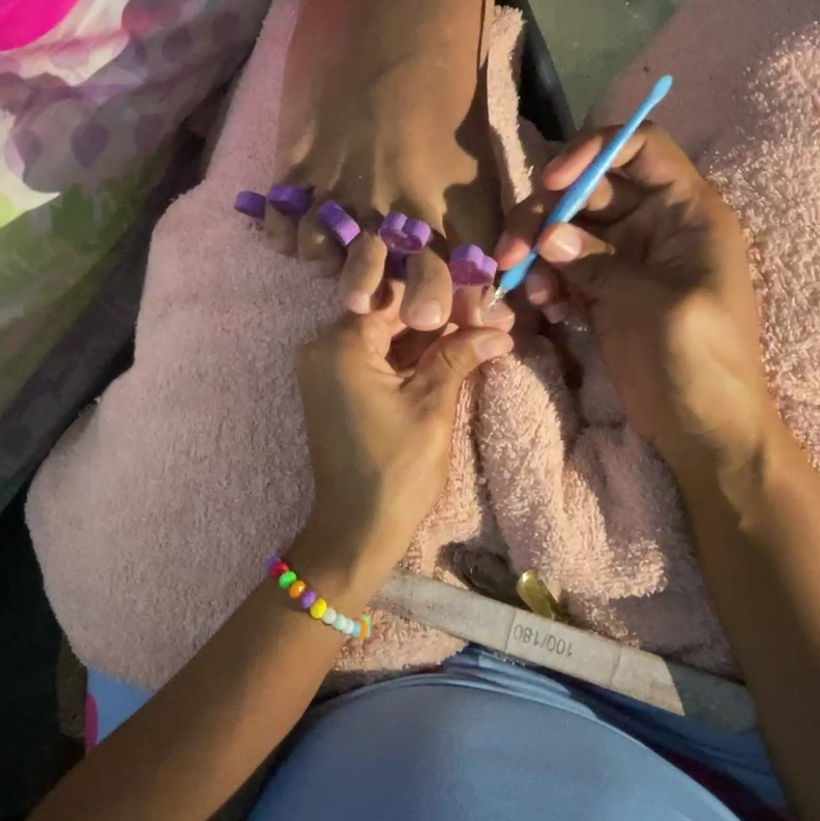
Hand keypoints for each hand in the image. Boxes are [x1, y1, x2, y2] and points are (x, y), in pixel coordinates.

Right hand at [268, 0, 506, 333]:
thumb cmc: (452, 50)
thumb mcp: (475, 133)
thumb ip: (467, 194)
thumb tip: (461, 239)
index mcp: (450, 197)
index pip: (451, 273)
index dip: (448, 299)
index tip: (442, 312)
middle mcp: (396, 202)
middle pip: (387, 279)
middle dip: (387, 296)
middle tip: (381, 302)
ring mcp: (342, 183)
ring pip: (328, 258)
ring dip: (332, 266)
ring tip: (334, 259)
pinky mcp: (298, 157)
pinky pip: (286, 221)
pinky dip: (288, 232)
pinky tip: (294, 224)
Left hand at [292, 304, 512, 577]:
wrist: (355, 526)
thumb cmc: (395, 470)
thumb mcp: (431, 407)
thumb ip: (457, 357)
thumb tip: (497, 330)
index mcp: (340, 345)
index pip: (395, 296)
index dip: (444, 294)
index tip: (484, 296)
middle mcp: (322, 347)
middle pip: (388, 312)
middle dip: (440, 314)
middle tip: (491, 314)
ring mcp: (324, 367)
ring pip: (383, 333)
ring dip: (428, 335)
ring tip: (481, 330)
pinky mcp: (333, 386)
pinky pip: (373, 356)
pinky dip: (407, 355)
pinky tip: (452, 350)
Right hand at [493, 124, 778, 470]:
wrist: (702, 429)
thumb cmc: (702, 362)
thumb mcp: (658, 306)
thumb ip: (602, 264)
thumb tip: (548, 236)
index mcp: (688, 212)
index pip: (640, 147)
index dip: (594, 151)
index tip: (552, 183)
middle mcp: (654, 223)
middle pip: (586, 188)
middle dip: (543, 213)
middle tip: (510, 252)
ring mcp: (623, 256)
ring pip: (564, 226)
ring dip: (533, 248)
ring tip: (518, 282)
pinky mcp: (599, 287)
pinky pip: (558, 265)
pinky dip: (543, 279)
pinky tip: (543, 308)